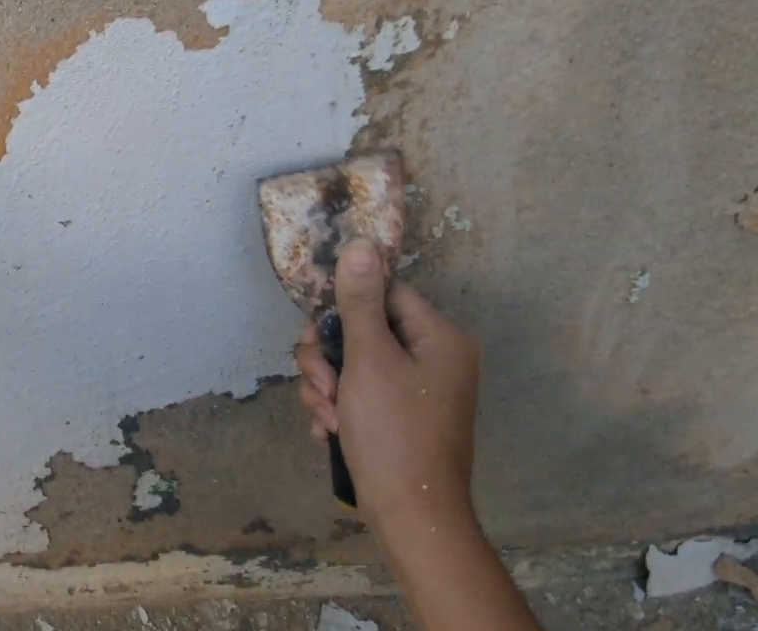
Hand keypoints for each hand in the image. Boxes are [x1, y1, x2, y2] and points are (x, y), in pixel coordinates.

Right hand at [295, 238, 480, 538]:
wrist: (410, 514)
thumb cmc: (394, 430)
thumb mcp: (369, 358)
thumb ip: (359, 300)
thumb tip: (360, 243)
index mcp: (438, 338)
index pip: (382, 291)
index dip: (344, 308)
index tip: (318, 333)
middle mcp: (432, 357)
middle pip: (359, 327)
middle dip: (327, 356)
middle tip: (322, 383)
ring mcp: (414, 388)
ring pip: (348, 360)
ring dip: (324, 384)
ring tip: (327, 414)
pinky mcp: (396, 413)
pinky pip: (354, 390)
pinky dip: (336, 405)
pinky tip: (330, 429)